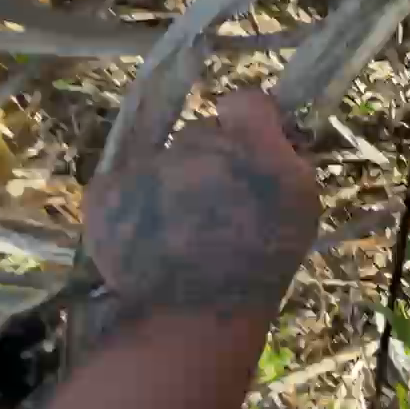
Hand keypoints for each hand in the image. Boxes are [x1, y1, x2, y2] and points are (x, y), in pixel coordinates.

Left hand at [85, 91, 319, 322]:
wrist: (198, 308)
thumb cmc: (268, 255)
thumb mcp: (304, 201)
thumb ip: (288, 159)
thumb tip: (275, 137)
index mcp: (252, 145)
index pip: (245, 100)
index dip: (251, 117)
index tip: (256, 139)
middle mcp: (197, 145)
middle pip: (204, 130)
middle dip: (215, 153)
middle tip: (223, 191)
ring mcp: (147, 166)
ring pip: (166, 157)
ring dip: (178, 177)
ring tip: (186, 219)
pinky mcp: (105, 190)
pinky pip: (128, 179)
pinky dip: (140, 197)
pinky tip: (155, 228)